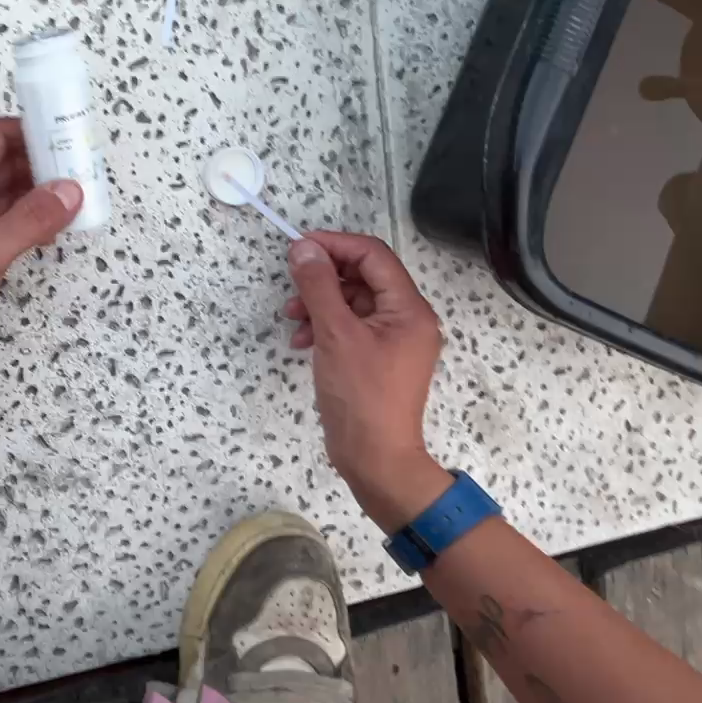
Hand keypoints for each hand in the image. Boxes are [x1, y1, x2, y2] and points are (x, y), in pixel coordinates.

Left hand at [0, 117, 82, 378]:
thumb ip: (29, 221)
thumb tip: (72, 190)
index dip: (31, 131)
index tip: (69, 136)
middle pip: (4, 160)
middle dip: (42, 160)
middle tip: (83, 167)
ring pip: (7, 189)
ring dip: (40, 190)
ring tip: (78, 194)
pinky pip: (6, 217)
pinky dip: (31, 216)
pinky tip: (56, 226)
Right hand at [283, 231, 451, 529]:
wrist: (375, 458)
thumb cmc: (361, 395)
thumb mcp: (334, 334)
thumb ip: (318, 286)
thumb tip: (303, 247)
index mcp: (409, 309)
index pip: (373, 256)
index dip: (335, 245)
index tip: (299, 246)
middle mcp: (407, 319)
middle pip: (362, 277)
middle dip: (323, 278)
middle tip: (292, 285)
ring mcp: (392, 340)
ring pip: (351, 302)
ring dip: (319, 303)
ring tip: (293, 318)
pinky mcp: (376, 357)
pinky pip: (349, 326)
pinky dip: (324, 326)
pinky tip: (302, 341)